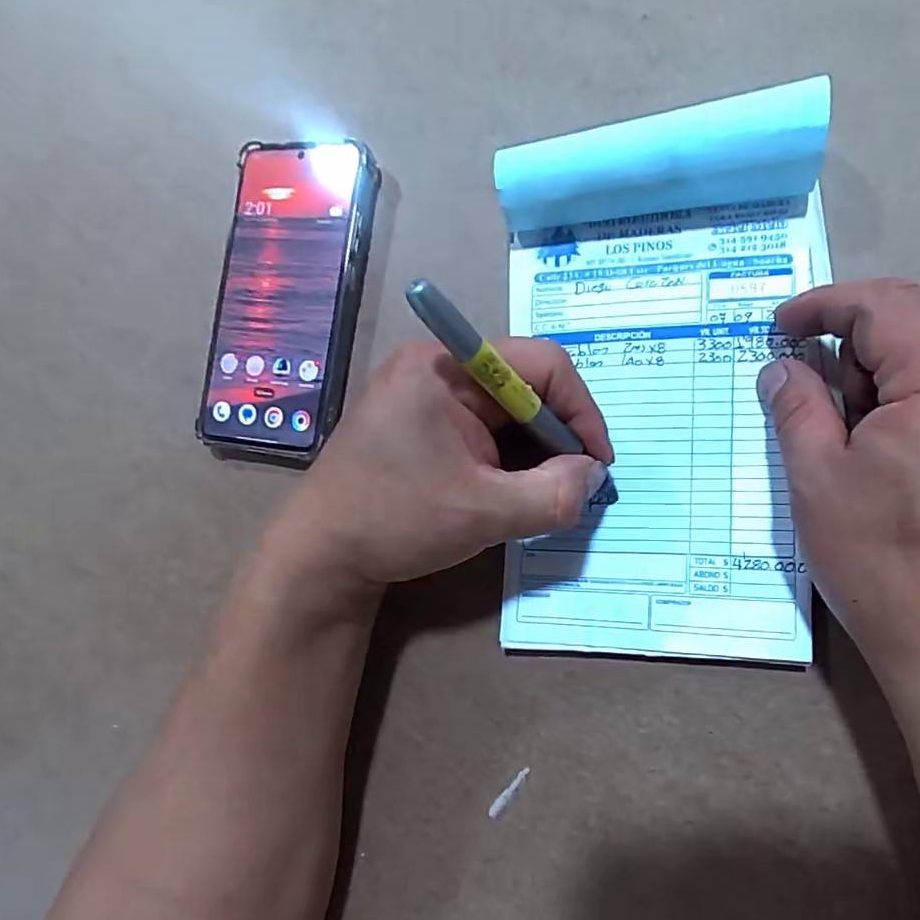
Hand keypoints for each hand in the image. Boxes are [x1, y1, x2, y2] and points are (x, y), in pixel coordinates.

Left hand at [278, 339, 613, 586]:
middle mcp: (435, 368)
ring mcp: (425, 395)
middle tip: (572, 486)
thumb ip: (552, 494)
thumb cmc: (393, 522)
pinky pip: (482, 430)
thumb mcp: (483, 513)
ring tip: (542, 496)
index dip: (581, 410)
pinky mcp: (421, 423)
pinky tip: (510, 493)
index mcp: (444, 367)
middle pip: (523, 386)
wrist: (322, 555)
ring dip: (533, 454)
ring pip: (506, 413)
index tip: (596, 462)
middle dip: (556, 438)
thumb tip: (593, 475)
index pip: (540, 364)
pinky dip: (507, 460)